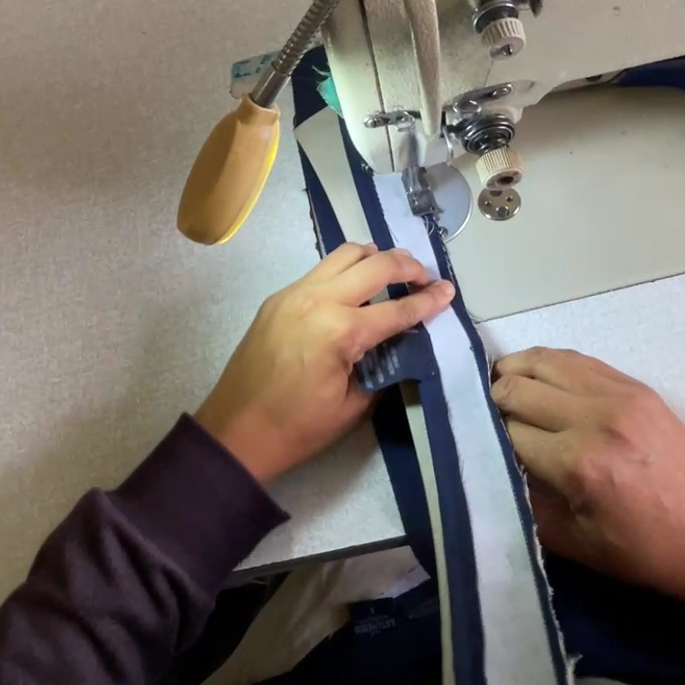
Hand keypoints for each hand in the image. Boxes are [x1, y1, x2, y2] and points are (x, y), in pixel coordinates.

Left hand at [196, 244, 455, 482]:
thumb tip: (400, 344)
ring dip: (374, 258)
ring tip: (393, 273)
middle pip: (374, 263)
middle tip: (424, 277)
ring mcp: (294, 293)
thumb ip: (383, 367)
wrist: (235, 430)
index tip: (449, 291)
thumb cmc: (298, 428)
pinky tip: (356, 289)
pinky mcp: (279, 297)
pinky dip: (346, 270)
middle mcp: (317, 299)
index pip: (397, 309)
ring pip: (344, 254)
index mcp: (339, 330)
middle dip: (407, 266)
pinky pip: (321, 270)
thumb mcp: (353, 405)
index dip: (428, 301)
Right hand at [491, 348, 684, 620]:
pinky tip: (536, 378)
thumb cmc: (643, 550)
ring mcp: (616, 394)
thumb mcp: (572, 541)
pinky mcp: (633, 384)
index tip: (478, 444)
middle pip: (515, 387)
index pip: (506, 430)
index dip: (487, 438)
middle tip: (487, 418)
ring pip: (540, 360)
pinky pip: (573, 357)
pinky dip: (545, 364)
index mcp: (577, 464)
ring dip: (513, 372)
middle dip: (493, 401)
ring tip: (503, 389)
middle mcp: (593, 418)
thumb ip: (524, 497)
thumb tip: (493, 459)